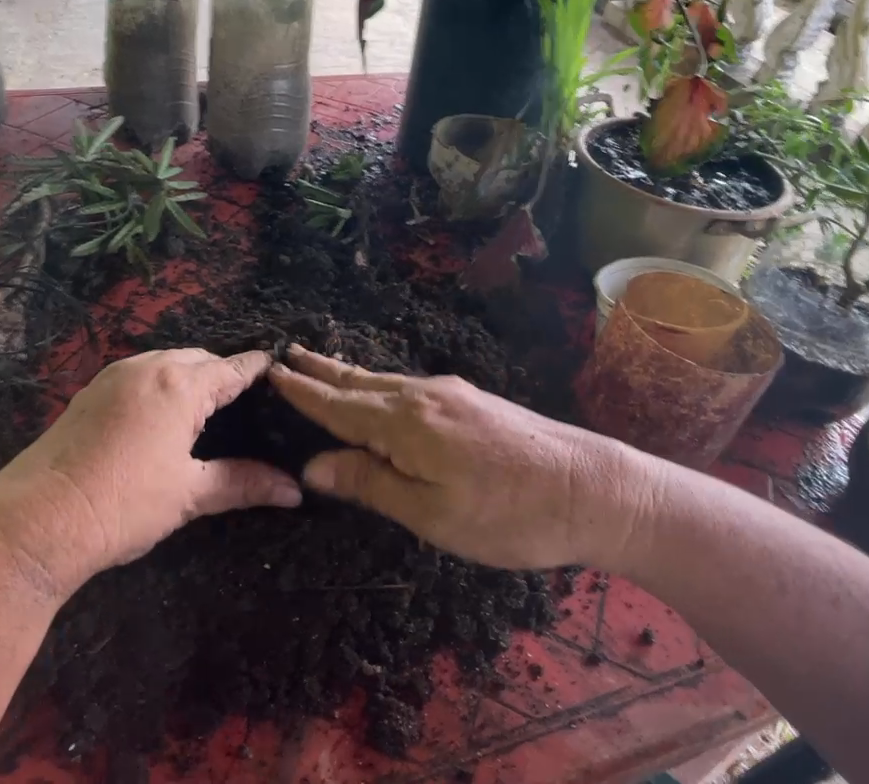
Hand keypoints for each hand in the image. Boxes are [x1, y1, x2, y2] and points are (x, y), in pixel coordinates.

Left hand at [0, 349, 301, 597]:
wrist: (36, 520)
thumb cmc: (124, 503)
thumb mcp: (189, 494)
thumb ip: (244, 483)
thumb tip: (294, 491)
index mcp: (179, 384)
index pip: (232, 367)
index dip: (258, 369)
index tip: (281, 373)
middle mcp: (146, 367)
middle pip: (198, 359)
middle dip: (223, 373)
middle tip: (246, 403)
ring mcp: (112, 377)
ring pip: (164, 363)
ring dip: (188, 376)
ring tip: (207, 409)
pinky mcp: (88, 394)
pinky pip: (138, 375)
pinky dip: (159, 385)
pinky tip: (162, 417)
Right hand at [269, 347, 663, 569]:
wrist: (597, 489)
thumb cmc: (509, 513)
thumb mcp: (431, 514)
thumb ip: (371, 484)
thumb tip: (313, 466)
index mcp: (406, 422)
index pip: (339, 405)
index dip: (303, 393)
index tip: (271, 372)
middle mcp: (425, 396)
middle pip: (361, 382)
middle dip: (323, 371)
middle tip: (289, 354)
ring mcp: (455, 394)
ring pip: (387, 381)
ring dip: (351, 375)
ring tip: (326, 367)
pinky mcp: (476, 402)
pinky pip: (410, 387)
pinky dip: (382, 384)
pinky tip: (385, 391)